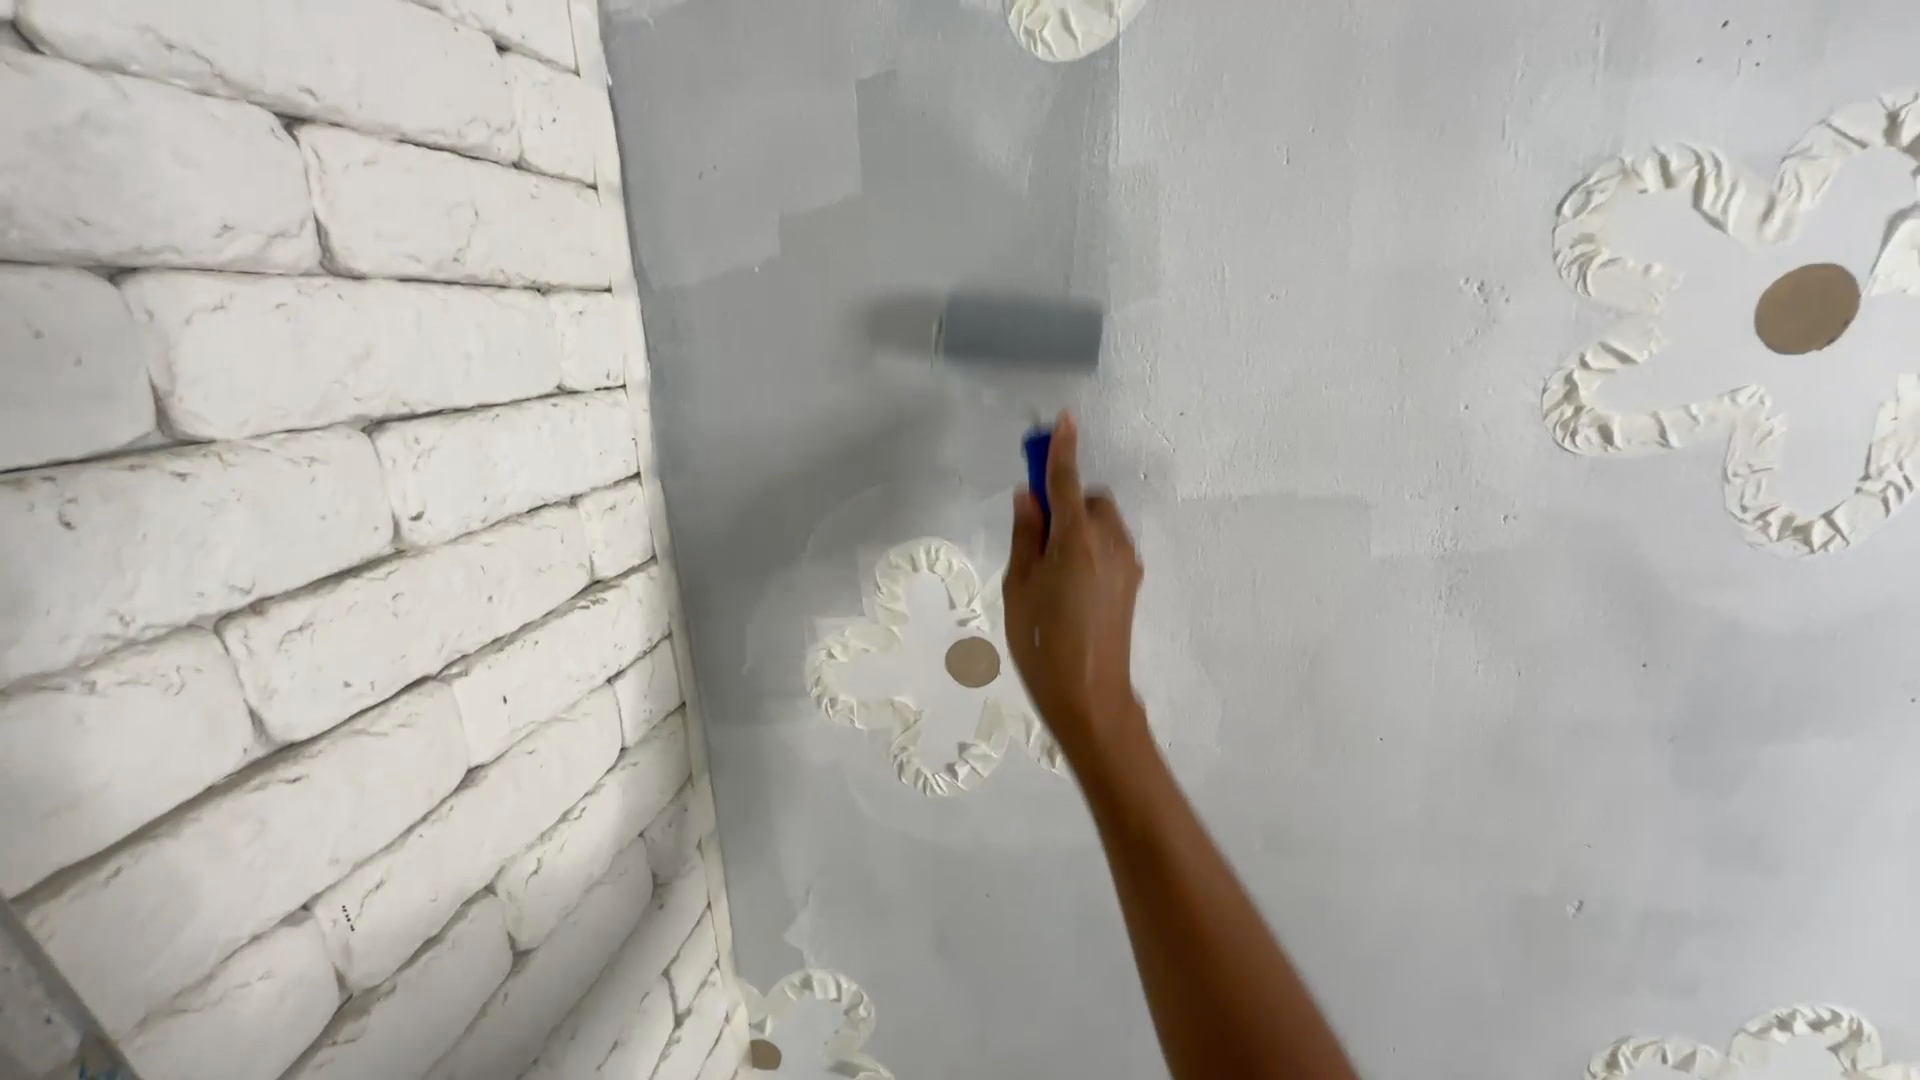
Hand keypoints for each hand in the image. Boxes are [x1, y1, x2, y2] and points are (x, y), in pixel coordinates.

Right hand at [1003, 412, 1145, 750]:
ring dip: (1079, 525)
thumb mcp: (1018, 587)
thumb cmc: (1041, 642)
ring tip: (1053, 570)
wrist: (1090, 694)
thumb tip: (1028, 496)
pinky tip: (1072, 586)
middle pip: (1089, 500)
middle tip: (1037, 539)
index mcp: (1076, 541)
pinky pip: (1110, 545)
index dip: (1062, 449)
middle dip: (1066, 504)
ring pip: (1102, 522)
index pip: (1066, 482)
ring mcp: (1127, 563)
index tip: (1064, 418)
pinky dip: (1091, 546)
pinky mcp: (1133, 581)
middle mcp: (1109, 543)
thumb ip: (1026, 536)